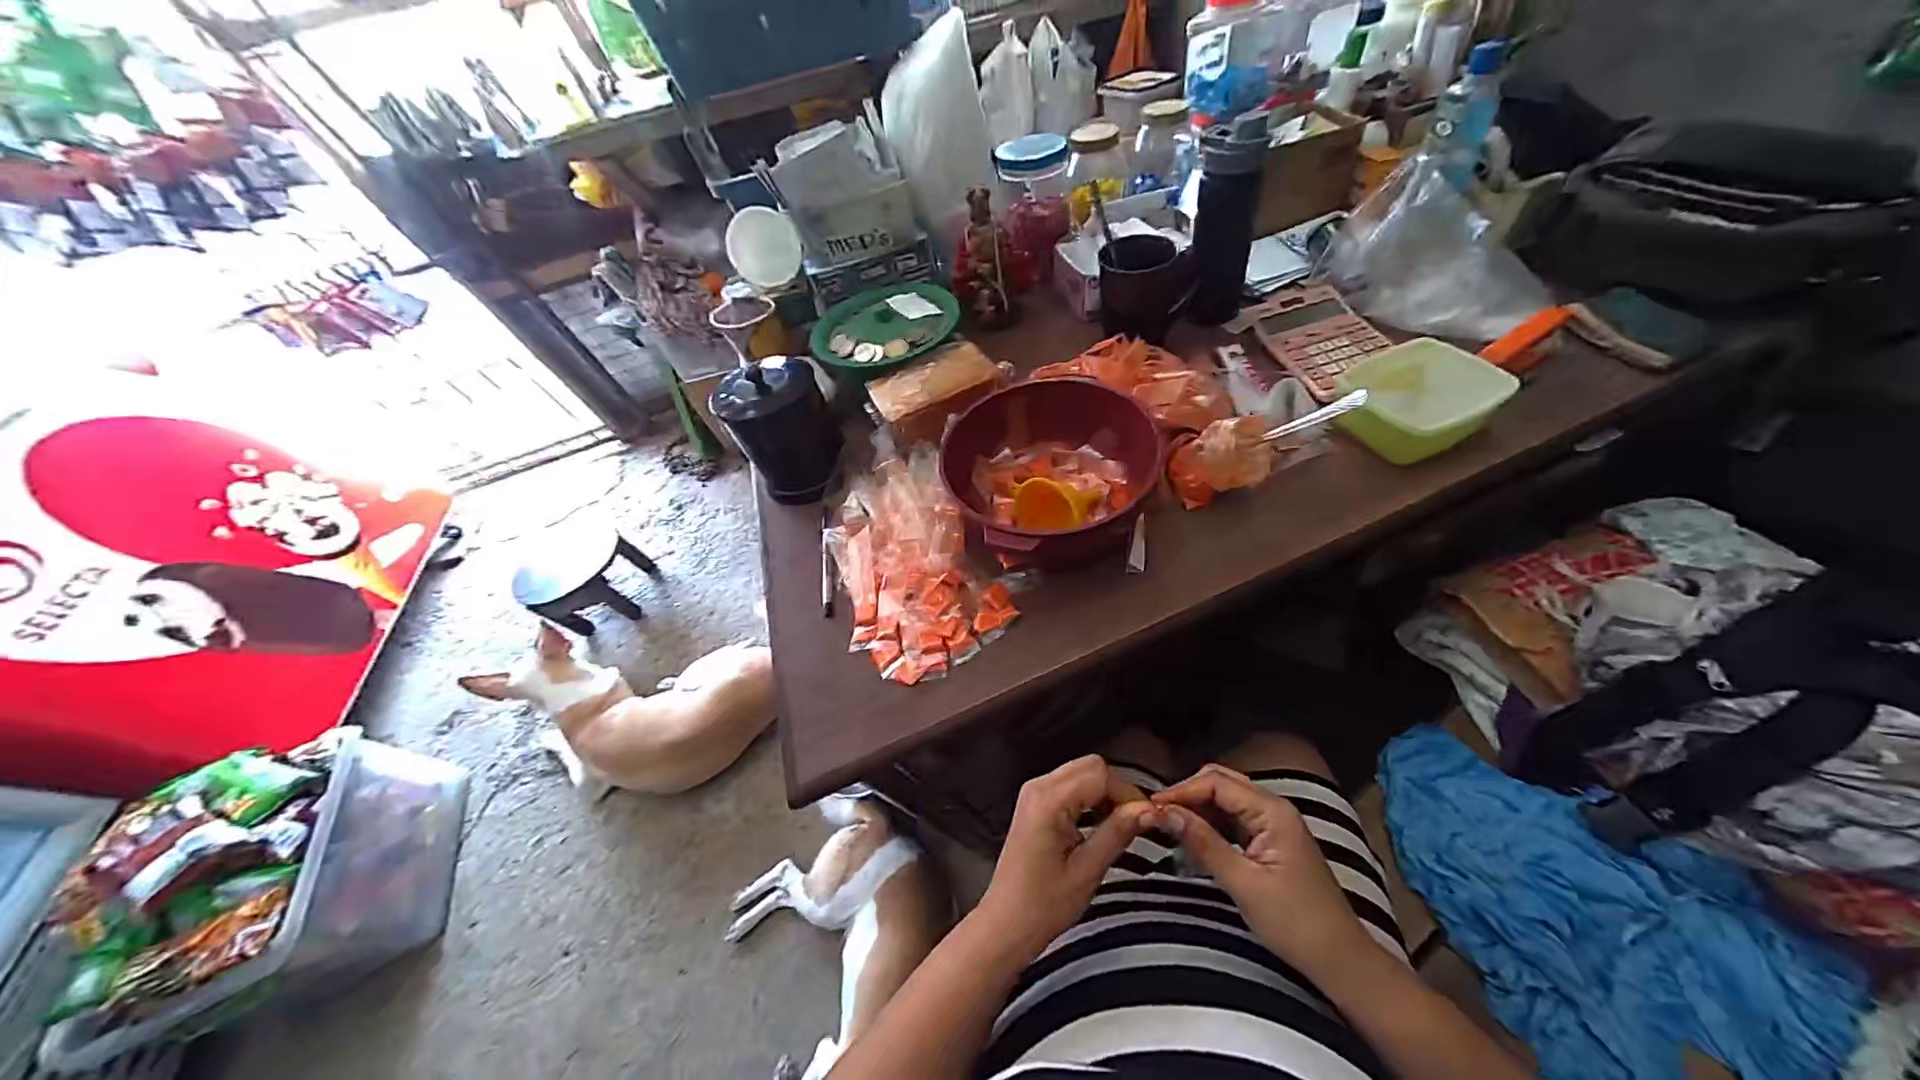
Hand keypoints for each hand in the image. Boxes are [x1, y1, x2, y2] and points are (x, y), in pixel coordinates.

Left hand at [976, 755, 1157, 955]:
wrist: (1007, 924)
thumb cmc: (1039, 906)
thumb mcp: (1087, 870)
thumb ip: (1118, 833)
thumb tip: (1147, 810)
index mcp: (1048, 801)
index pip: (1101, 774)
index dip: (1129, 794)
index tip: (1149, 817)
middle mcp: (1038, 789)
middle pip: (1091, 766)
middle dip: (1118, 790)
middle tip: (1137, 822)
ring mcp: (1034, 795)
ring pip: (1082, 773)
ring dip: (1105, 795)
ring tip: (1121, 828)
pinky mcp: (1036, 805)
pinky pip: (1070, 787)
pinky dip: (1091, 800)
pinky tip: (1101, 827)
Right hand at [1152, 764, 1372, 978]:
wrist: (1342, 962)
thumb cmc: (1295, 923)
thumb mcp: (1243, 883)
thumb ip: (1203, 842)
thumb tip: (1164, 812)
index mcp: (1272, 811)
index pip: (1216, 783)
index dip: (1182, 791)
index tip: (1151, 807)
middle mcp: (1274, 808)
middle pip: (1221, 783)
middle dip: (1188, 793)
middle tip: (1158, 813)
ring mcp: (1275, 824)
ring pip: (1226, 799)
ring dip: (1197, 807)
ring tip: (1168, 823)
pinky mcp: (1272, 842)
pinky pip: (1234, 819)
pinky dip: (1210, 822)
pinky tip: (1192, 836)